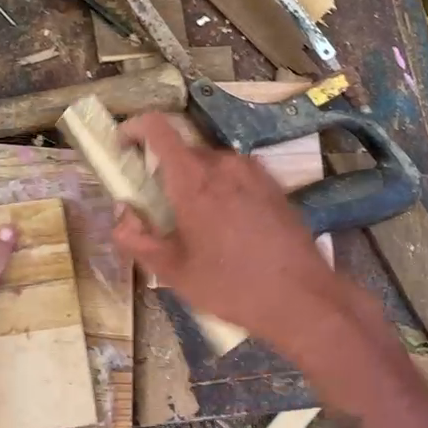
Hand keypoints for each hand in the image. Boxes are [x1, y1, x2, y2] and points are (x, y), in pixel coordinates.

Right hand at [111, 113, 340, 336]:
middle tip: (160, 208)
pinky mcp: (274, 186)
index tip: (123, 147)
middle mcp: (222, 164)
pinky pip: (235, 176)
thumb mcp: (172, 271)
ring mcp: (253, 172)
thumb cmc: (232, 286)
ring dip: (195, 183)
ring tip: (198, 224)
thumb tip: (122, 215)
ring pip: (210, 164)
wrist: (305, 300)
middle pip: (182, 150)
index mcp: (192, 179)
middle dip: (164, 171)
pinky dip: (222, 190)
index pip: (156, 127)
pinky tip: (230, 228)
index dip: (133, 128)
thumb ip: (136, 239)